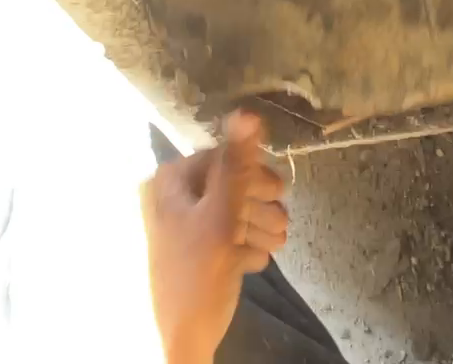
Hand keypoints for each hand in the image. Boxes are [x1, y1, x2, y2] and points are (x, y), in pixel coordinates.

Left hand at [141, 111, 288, 363]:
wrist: (179, 346)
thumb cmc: (196, 277)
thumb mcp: (221, 218)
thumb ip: (237, 166)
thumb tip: (248, 112)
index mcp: (172, 181)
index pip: (223, 157)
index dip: (254, 174)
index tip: (279, 193)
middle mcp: (174, 196)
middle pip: (231, 185)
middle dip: (259, 206)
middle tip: (280, 225)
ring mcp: (185, 226)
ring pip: (233, 210)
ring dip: (258, 226)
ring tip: (275, 245)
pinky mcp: (195, 253)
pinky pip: (227, 236)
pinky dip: (244, 246)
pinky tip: (253, 263)